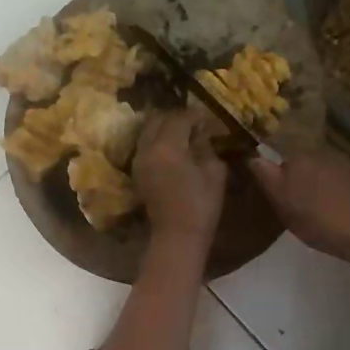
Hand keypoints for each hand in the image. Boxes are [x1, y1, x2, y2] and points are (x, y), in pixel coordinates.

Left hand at [134, 111, 227, 247]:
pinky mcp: (136, 172)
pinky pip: (144, 146)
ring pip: (147, 132)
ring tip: (183, 133)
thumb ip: (206, 147)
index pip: (179, 118)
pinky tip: (172, 148)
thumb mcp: (214, 171)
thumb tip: (201, 134)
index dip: (195, 115)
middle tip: (194, 123)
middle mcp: (147, 148)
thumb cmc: (201, 204)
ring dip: (164, 127)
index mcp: (167, 146)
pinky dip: (156, 140)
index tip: (208, 119)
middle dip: (176, 117)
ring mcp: (138, 160)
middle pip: (157, 120)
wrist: (177, 234)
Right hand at [247, 145, 349, 263]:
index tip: (266, 192)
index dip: (268, 175)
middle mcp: (320, 153)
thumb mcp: (283, 204)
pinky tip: (335, 212)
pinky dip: (333, 194)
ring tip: (312, 212)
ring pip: (319, 174)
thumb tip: (252, 157)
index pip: (273, 159)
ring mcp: (345, 164)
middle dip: (292, 180)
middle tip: (289, 206)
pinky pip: (338, 183)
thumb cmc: (320, 219)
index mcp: (296, 156)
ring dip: (314, 187)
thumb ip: (266, 178)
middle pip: (298, 165)